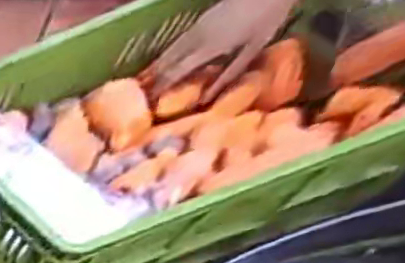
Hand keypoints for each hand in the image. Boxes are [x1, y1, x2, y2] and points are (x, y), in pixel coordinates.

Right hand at [151, 0, 293, 96]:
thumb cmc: (270, 14)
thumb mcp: (254, 47)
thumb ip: (229, 73)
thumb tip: (205, 100)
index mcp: (207, 49)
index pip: (172, 74)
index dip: (157, 90)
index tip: (143, 105)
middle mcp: (195, 39)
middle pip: (164, 63)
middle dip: (149, 80)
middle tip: (135, 97)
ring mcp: (197, 27)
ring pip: (168, 52)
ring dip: (154, 68)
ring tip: (142, 82)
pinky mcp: (202, 20)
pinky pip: (177, 43)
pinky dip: (166, 56)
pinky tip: (165, 62)